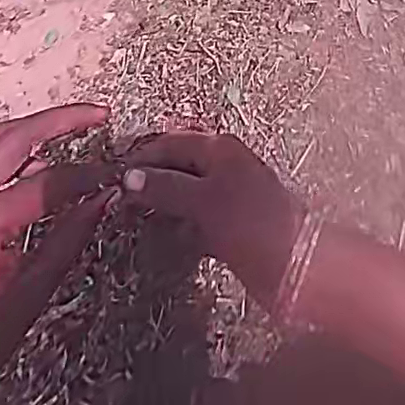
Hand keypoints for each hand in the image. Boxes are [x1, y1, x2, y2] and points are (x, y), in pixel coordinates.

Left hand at [0, 104, 115, 404]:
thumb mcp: (30, 293)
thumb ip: (71, 236)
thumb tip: (104, 199)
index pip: (47, 181)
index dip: (88, 175)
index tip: (113, 175)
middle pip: (14, 138)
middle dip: (62, 119)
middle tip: (98, 114)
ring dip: (33, 127)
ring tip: (72, 124)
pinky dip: (10, 150)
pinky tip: (38, 159)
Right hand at [121, 132, 299, 306]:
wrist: (292, 261)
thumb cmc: (250, 222)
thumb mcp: (204, 200)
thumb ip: (167, 186)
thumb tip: (130, 176)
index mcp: (220, 149)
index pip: (172, 142)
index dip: (143, 157)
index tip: (112, 176)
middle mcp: (223, 165)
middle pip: (178, 164)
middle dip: (149, 179)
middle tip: (117, 200)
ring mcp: (227, 194)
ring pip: (185, 191)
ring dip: (160, 201)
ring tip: (131, 217)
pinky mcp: (228, 223)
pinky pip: (194, 216)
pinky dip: (176, 223)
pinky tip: (161, 235)